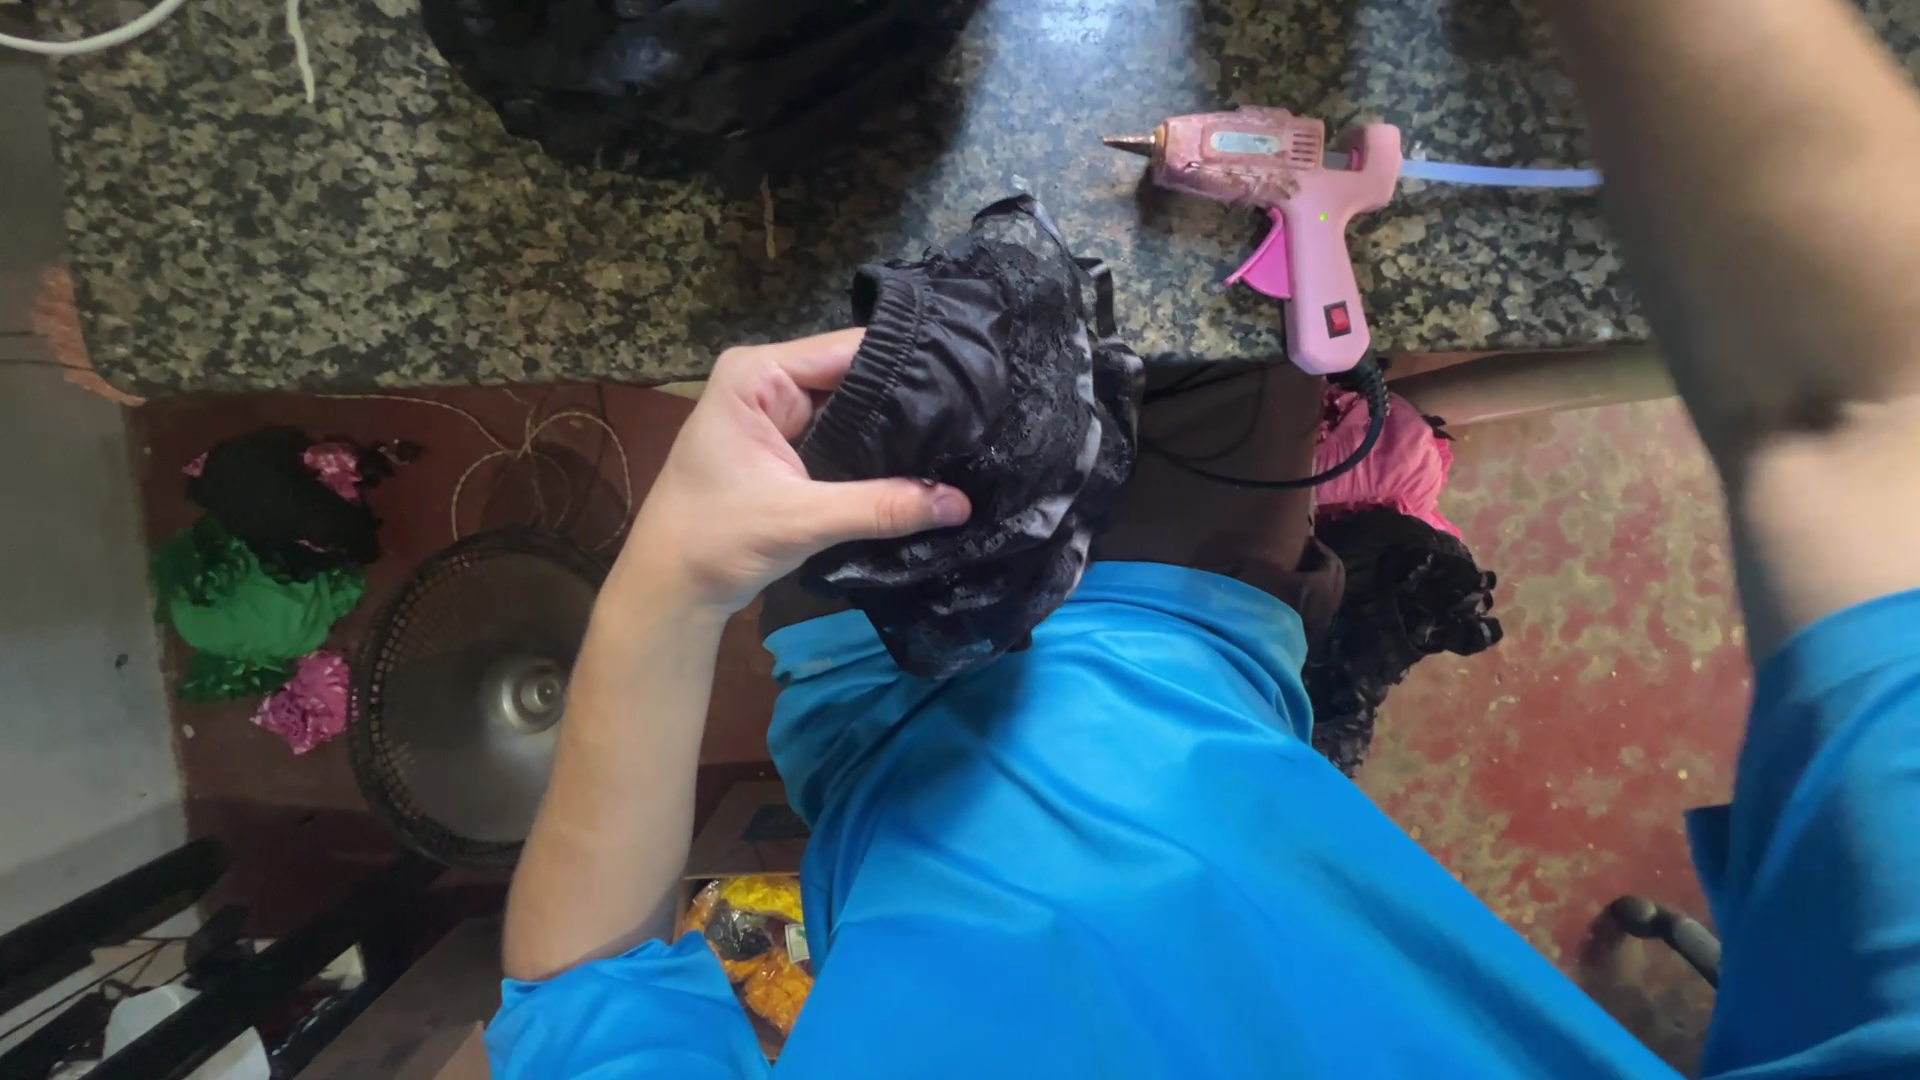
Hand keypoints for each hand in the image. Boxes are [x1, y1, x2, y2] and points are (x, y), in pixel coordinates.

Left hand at [615, 330, 970, 615]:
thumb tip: (961, 503)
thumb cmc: (714, 540)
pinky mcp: (790, 449)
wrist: (670, 589)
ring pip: (854, 411)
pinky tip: (921, 465)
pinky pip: (845, 439)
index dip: (908, 364)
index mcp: (758, 374)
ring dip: (896, 430)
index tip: (968, 382)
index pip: (849, 350)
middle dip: (908, 399)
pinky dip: (876, 454)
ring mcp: (780, 416)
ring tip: (959, 439)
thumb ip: (882, 507)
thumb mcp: (801, 519)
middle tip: (974, 417)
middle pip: (856, 376)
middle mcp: (770, 382)